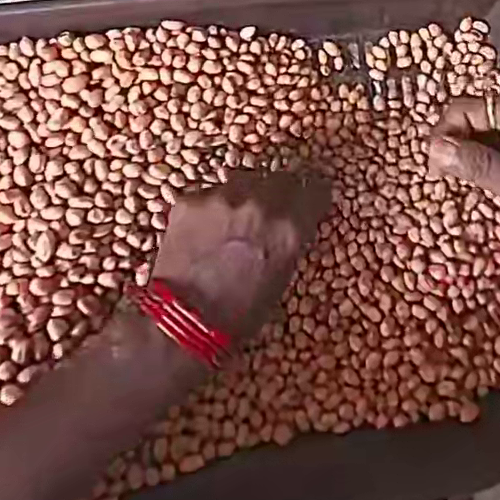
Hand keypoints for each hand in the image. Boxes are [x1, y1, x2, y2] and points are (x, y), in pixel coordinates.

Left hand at [151, 171, 331, 340]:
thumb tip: (290, 224)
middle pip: (281, 179)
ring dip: (245, 197)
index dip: (312, 196)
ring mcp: (223, 198)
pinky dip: (212, 209)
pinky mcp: (192, 200)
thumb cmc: (241, 313)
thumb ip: (289, 240)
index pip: (315, 191)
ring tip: (234, 222)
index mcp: (289, 228)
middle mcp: (260, 205)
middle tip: (272, 210)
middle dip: (281, 192)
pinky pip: (211, 195)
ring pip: (243, 181)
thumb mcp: (282, 276)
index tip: (309, 200)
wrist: (184, 319)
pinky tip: (205, 231)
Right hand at [426, 95, 499, 253]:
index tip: (434, 167)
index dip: (444, 132)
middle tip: (444, 179)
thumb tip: (435, 148)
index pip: (467, 106)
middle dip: (454, 142)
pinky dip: (487, 157)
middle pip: (474, 113)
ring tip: (462, 183)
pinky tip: (485, 181)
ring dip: (469, 151)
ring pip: (485, 127)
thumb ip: (480, 166)